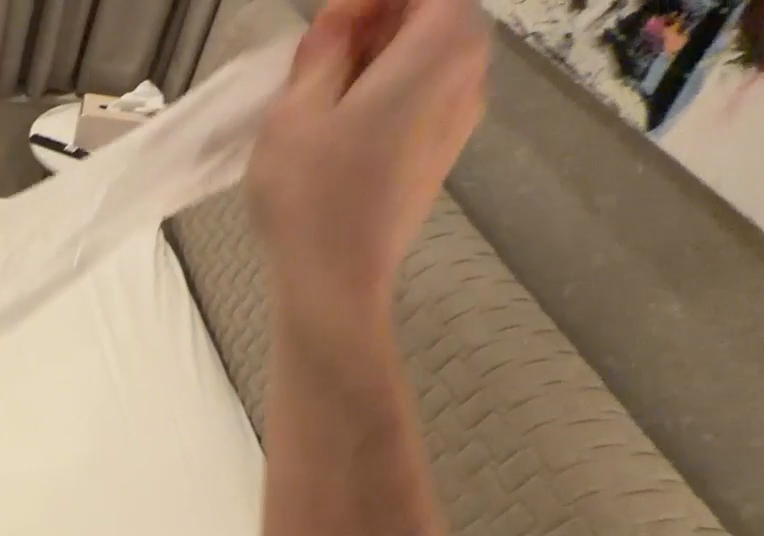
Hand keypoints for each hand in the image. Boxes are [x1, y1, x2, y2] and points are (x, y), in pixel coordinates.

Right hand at [246, 0, 487, 308]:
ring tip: (319, 99)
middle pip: (430, 16)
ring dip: (374, 63)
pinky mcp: (438, 155)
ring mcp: (459, 119)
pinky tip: (338, 133)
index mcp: (442, 46)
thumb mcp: (295, 110)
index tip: (323, 26)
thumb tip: (341, 21)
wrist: (334, 281)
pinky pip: (419, 99)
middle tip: (314, 58)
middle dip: (373, 25)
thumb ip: (322, 49)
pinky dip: (382, 96)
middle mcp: (469, 74)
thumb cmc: (310, 194)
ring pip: (423, 59)